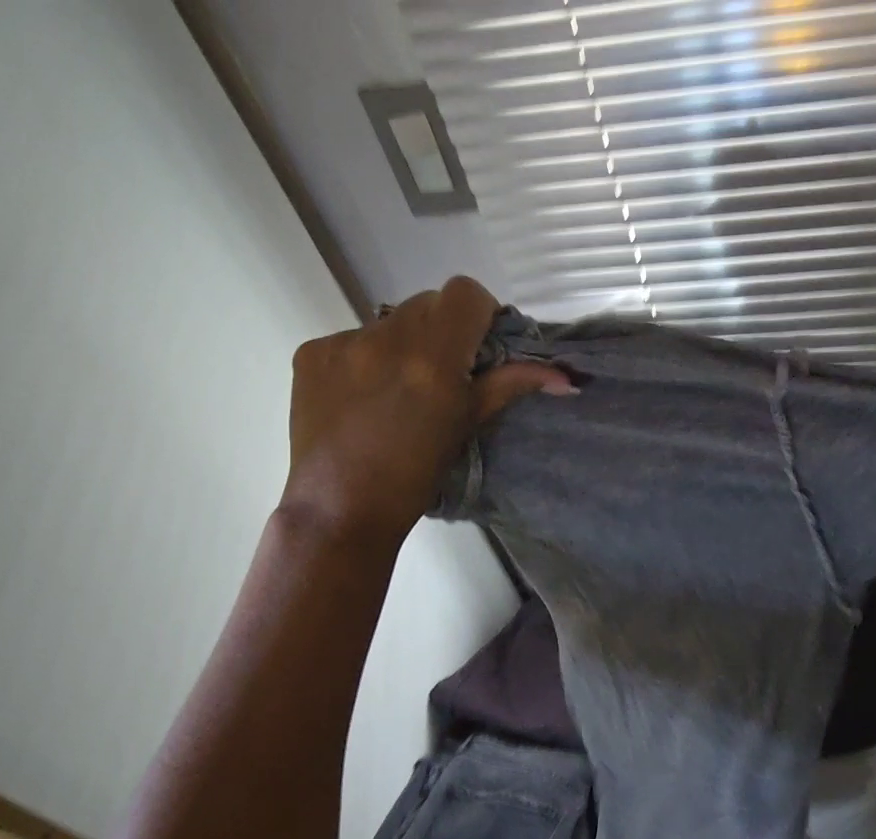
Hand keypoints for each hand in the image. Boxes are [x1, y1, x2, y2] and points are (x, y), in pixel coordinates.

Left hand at [279, 276, 572, 542]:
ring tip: (399, 393)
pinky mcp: (311, 353)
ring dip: (404, 345)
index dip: (479, 313)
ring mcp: (343, 343)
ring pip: (390, 322)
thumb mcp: (469, 426)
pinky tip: (363, 400)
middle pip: (428, 303)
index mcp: (432, 356)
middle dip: (443, 330)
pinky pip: (352, 340)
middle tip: (444, 374)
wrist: (342, 508)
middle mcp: (386, 338)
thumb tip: (564, 377)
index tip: (478, 348)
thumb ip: (511, 386)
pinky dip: (365, 360)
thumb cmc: (417, 475)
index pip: (465, 292)